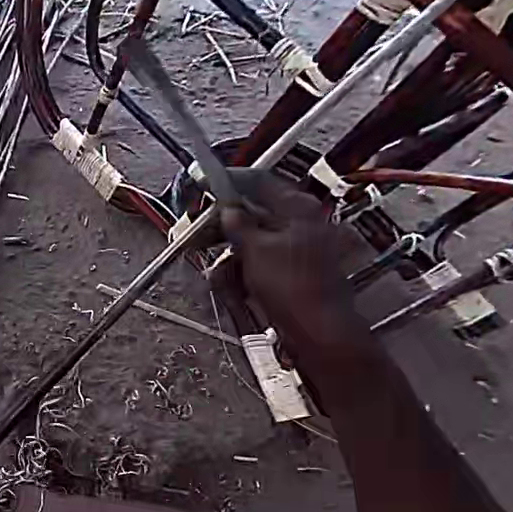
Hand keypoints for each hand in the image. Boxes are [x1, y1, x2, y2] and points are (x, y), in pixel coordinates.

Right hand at [218, 170, 365, 354]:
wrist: (315, 330)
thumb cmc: (291, 285)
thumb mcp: (256, 249)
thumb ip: (238, 224)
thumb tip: (227, 209)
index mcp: (297, 209)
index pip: (258, 181)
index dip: (228, 181)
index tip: (202, 184)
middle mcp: (297, 224)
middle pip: (250, 214)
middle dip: (222, 229)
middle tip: (197, 236)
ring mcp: (291, 249)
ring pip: (247, 242)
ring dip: (228, 258)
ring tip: (220, 276)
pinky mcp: (285, 272)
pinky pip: (253, 264)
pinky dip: (239, 274)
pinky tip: (235, 288)